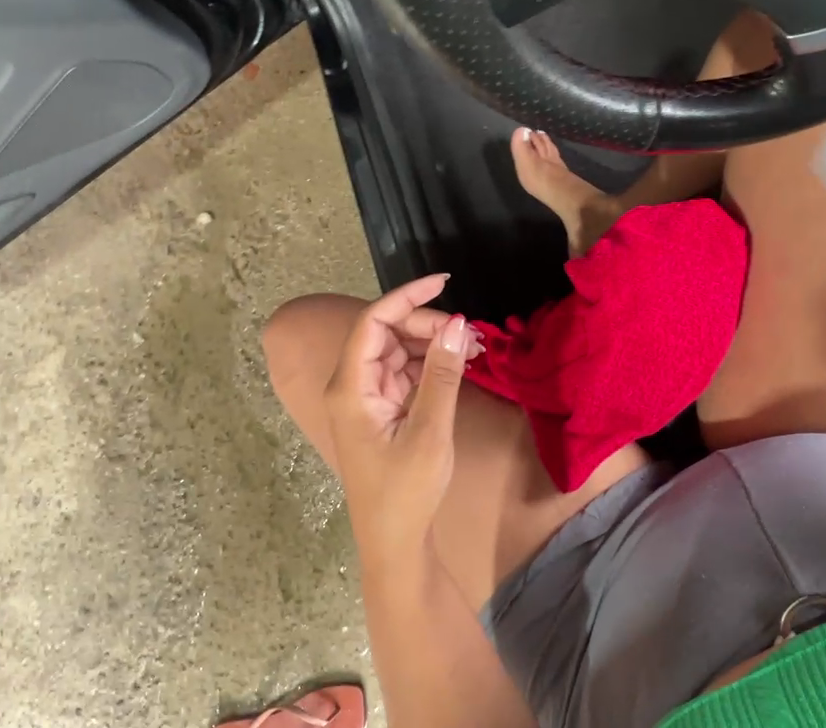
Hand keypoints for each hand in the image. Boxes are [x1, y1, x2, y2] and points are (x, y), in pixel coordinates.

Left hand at [324, 274, 483, 560]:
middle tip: (471, 335)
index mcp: (350, 388)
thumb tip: (459, 322)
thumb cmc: (405, 491)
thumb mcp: (430, 430)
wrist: (394, 543)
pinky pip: (407, 370)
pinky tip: (461, 362)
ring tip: (475, 348)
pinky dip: (433, 363)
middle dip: (428, 324)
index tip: (444, 282)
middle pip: (387, 332)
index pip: (373, 322)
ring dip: (434, 342)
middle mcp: (353, 385)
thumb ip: (443, 374)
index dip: (406, 296)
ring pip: (399, 349)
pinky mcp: (383, 409)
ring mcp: (368, 397)